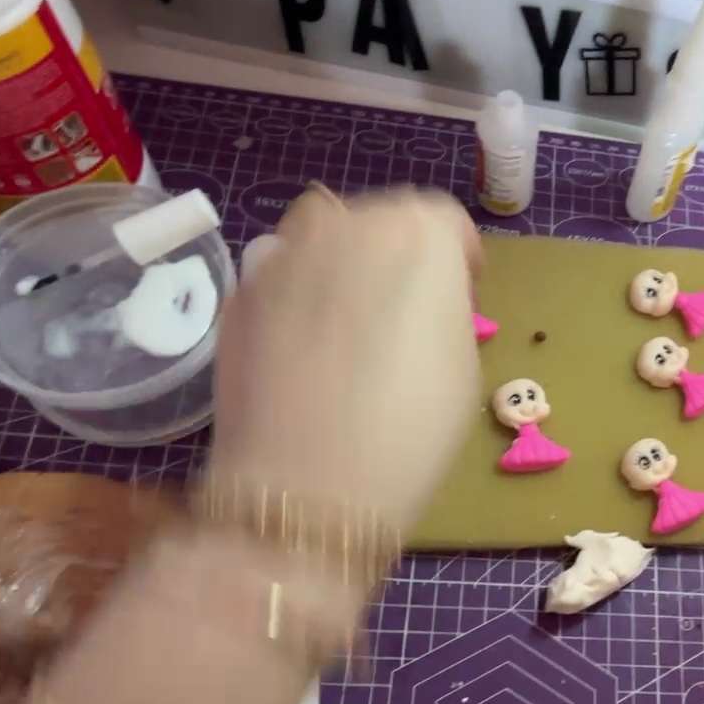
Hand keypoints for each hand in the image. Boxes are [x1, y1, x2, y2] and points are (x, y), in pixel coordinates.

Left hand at [210, 187, 481, 528]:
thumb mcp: (463, 365)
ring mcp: (284, 251)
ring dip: (345, 263)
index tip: (461, 297)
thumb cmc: (412, 428)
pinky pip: (282, 274)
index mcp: (420, 234)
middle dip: (400, 257)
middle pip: (383, 220)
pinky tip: (304, 347)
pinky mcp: (240, 290)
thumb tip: (421, 302)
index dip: (459, 261)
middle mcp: (349, 222)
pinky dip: (299, 295)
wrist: (309, 483)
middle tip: (404, 313)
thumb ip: (444, 310)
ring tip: (349, 322)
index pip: (447, 223)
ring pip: (325, 236)